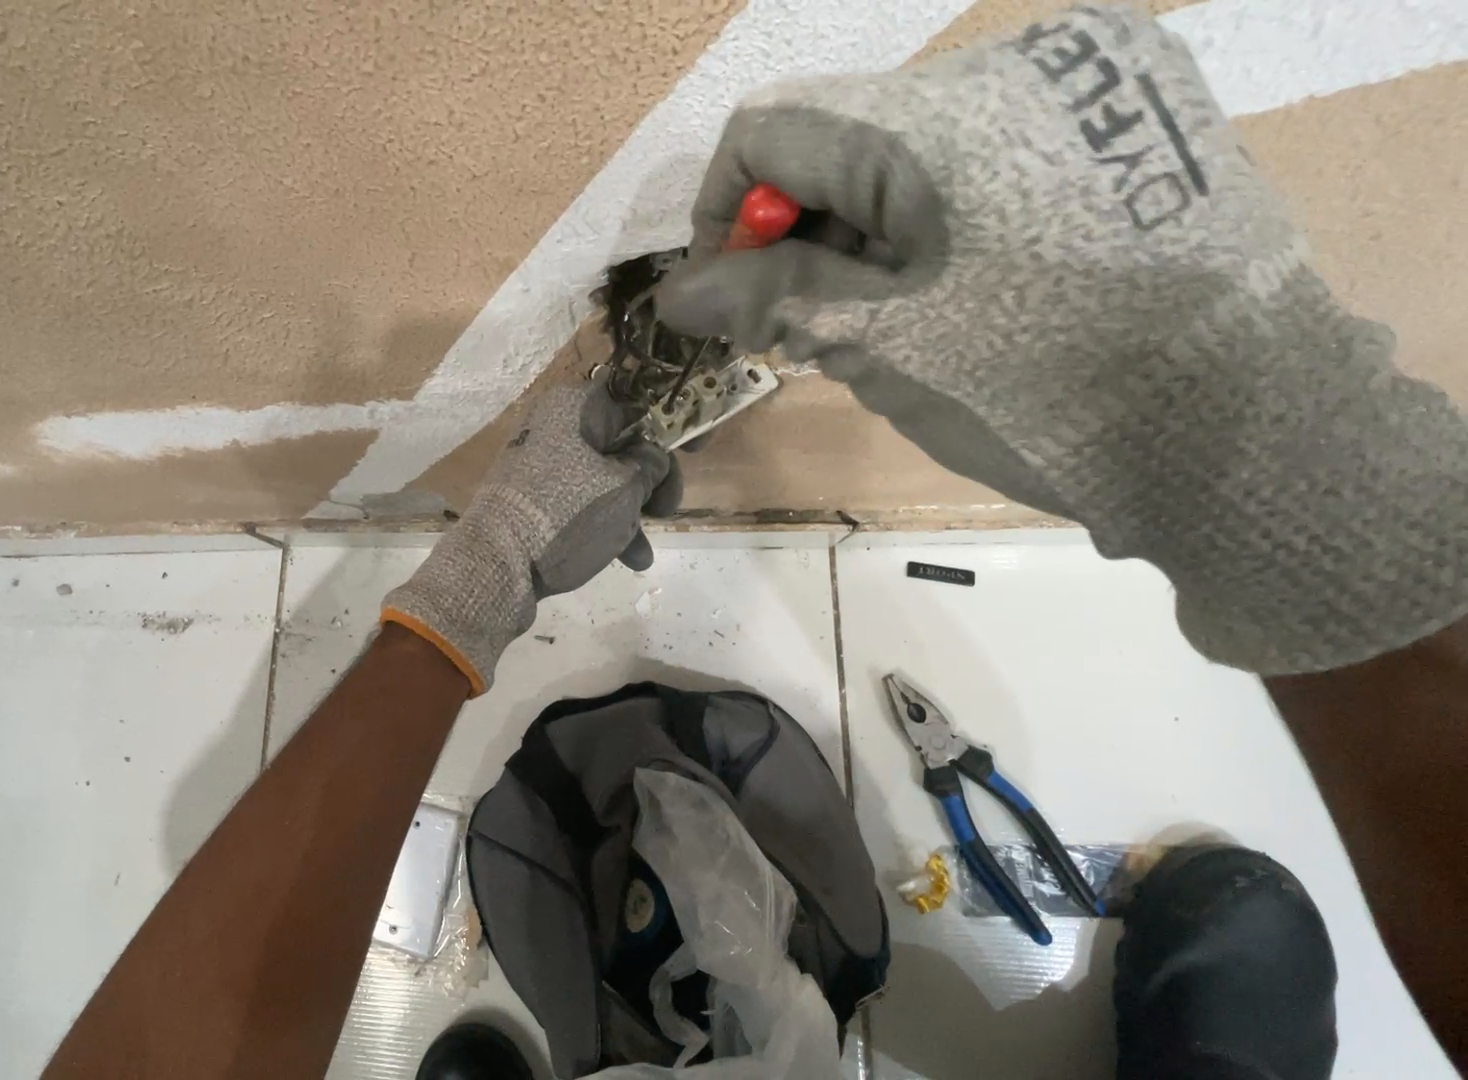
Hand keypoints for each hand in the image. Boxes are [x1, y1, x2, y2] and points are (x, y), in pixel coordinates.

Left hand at [382, 380, 679, 693]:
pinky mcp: (531, 498)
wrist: (496, 568)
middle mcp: (553, 425)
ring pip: (602, 478)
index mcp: (573, 406)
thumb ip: (650, 466)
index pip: (636, 403)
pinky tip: (624, 558)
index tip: (695, 452)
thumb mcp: (623, 488)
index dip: (670, 426)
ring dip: (630, 513)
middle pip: (620, 445)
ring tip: (641, 555)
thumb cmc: (565, 516)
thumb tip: (653, 457)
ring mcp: (539, 463)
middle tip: (666, 512)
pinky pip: (578, 501)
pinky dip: (603, 524)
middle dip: (650, 483)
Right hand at [658, 4, 1467, 674]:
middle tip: (804, 331)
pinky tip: (948, 292)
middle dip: (797, 237)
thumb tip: (671, 293)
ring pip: (905, 154)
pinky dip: (930, 225)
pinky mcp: (1121, 123)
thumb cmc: (1039, 390)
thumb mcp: (880, 345)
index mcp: (940, 117)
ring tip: (881, 325)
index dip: (724, 213)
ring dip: (862, 237)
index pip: (771, 127)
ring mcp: (1080, 87)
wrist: (1243, 431)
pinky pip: (977, 161)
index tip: (730, 298)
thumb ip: (766, 298)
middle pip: (838, 140)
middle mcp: (1010, 68)